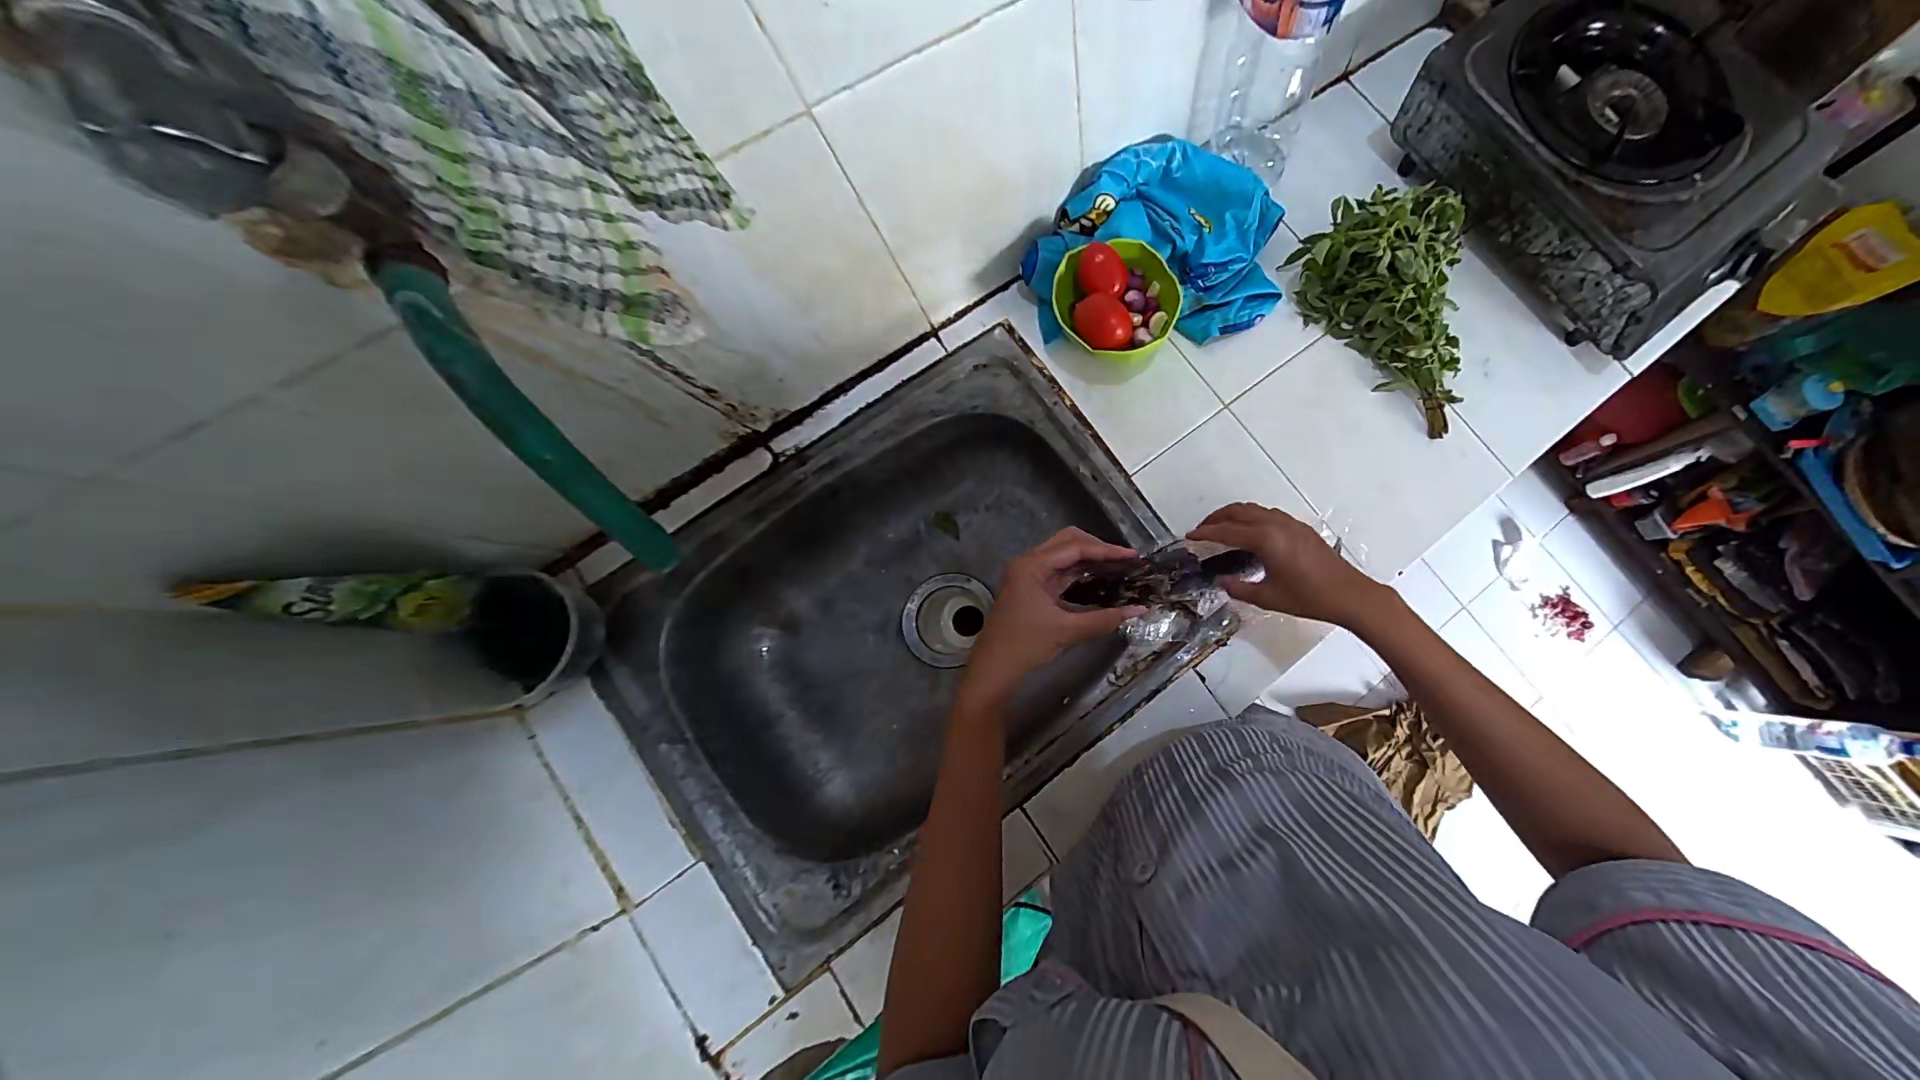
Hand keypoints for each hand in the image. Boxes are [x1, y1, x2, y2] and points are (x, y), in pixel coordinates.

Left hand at [960, 528, 1146, 704]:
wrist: (994, 667)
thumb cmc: (1025, 645)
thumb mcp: (1067, 631)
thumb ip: (1104, 618)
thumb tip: (1138, 610)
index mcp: (1031, 566)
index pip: (1074, 547)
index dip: (1105, 550)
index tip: (1132, 556)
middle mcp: (1028, 563)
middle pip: (1067, 542)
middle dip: (1097, 548)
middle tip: (1124, 560)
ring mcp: (1027, 575)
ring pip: (1063, 556)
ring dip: (1088, 559)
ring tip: (1117, 567)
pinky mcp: (1031, 588)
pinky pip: (1058, 572)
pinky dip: (1078, 572)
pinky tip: (1098, 579)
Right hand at [1187, 503, 1392, 627]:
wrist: (1350, 595)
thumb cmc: (1309, 598)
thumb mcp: (1268, 597)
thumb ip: (1240, 588)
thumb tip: (1223, 582)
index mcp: (1266, 540)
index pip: (1227, 531)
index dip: (1206, 533)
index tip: (1189, 536)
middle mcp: (1277, 525)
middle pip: (1239, 511)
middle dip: (1217, 517)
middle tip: (1202, 528)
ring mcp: (1291, 525)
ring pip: (1255, 510)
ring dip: (1235, 515)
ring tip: (1222, 527)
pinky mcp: (1301, 529)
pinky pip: (1269, 514)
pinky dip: (1251, 517)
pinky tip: (1249, 533)